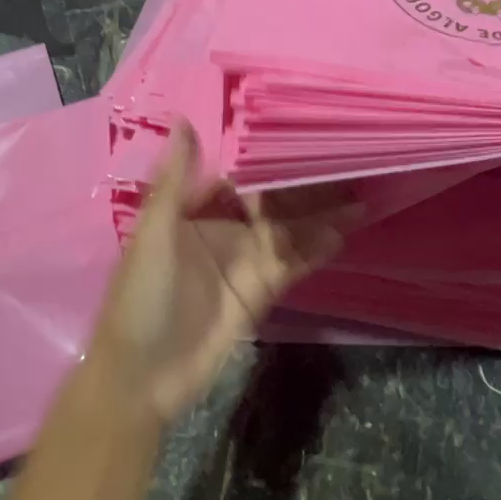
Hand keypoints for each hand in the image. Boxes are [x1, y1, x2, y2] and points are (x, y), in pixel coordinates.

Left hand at [85, 122, 355, 422]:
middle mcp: (225, 228)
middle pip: (272, 200)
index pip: (240, 173)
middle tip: (347, 160)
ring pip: (290, 229)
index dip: (268, 153)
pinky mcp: (261, 290)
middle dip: (305, 184)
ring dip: (321, 215)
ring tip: (360, 196)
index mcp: (195, 209)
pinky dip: (317, 249)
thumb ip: (174, 181)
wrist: (142, 379)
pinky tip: (343, 233)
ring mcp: (246, 260)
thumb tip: (183, 120)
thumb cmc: (140, 298)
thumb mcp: (154, 235)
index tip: (301, 128)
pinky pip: (294, 263)